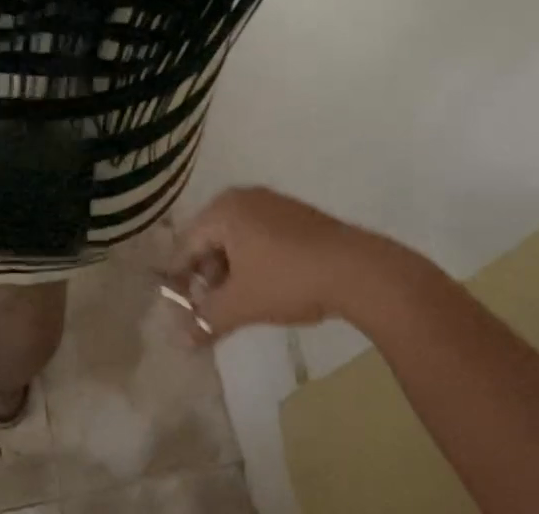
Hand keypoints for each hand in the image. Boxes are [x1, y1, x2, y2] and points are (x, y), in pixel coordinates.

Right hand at [165, 187, 417, 341]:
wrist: (358, 270)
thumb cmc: (288, 280)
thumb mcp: (241, 304)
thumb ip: (206, 319)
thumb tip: (180, 339)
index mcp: (222, 210)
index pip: (186, 246)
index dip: (180, 282)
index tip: (183, 312)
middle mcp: (243, 198)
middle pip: (210, 240)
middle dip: (209, 277)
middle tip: (215, 309)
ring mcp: (272, 202)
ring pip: (237, 239)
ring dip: (232, 272)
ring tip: (243, 303)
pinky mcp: (296, 215)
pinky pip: (261, 236)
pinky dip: (256, 262)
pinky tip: (270, 288)